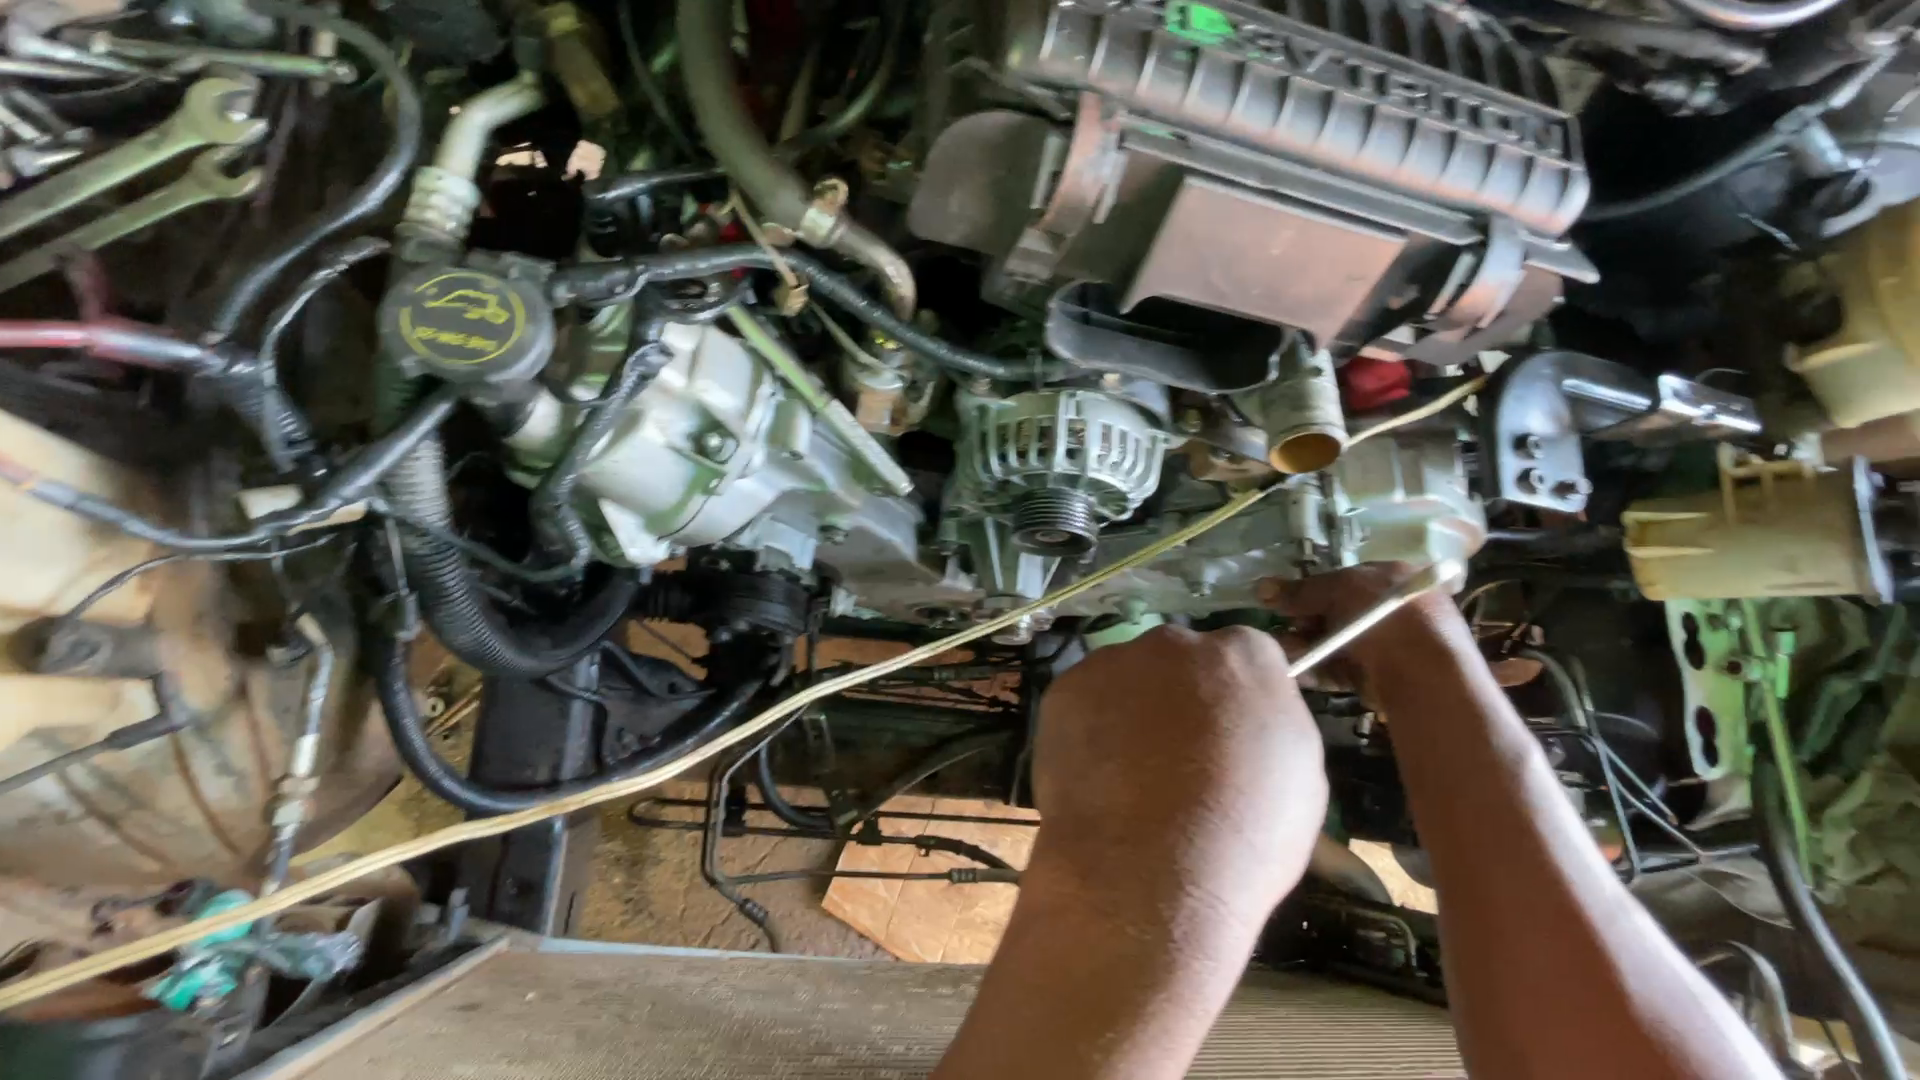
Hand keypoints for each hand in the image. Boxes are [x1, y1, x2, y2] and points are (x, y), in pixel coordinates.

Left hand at [1030, 625, 1326, 934]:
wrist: (1148, 870)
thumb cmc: (1244, 834)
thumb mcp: (1299, 777)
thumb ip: (1271, 724)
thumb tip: (1247, 719)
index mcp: (1243, 656)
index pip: (1245, 656)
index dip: (1235, 699)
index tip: (1228, 735)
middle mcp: (1175, 644)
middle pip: (1180, 661)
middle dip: (1179, 697)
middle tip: (1176, 757)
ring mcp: (1113, 663)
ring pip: (1127, 680)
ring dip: (1131, 711)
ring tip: (1129, 776)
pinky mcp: (1064, 691)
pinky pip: (1084, 703)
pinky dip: (1089, 730)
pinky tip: (1096, 779)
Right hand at [1258, 564, 1467, 690]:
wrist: (1423, 672)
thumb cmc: (1385, 615)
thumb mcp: (1339, 589)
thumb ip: (1300, 590)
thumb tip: (1260, 588)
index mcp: (1393, 577)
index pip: (1344, 579)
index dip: (1311, 588)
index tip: (1283, 601)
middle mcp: (1391, 608)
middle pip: (1336, 611)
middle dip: (1303, 620)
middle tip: (1278, 627)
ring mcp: (1386, 644)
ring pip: (1333, 641)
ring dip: (1303, 645)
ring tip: (1276, 650)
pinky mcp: (1376, 676)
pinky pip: (1338, 668)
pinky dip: (1314, 668)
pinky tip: (1290, 669)